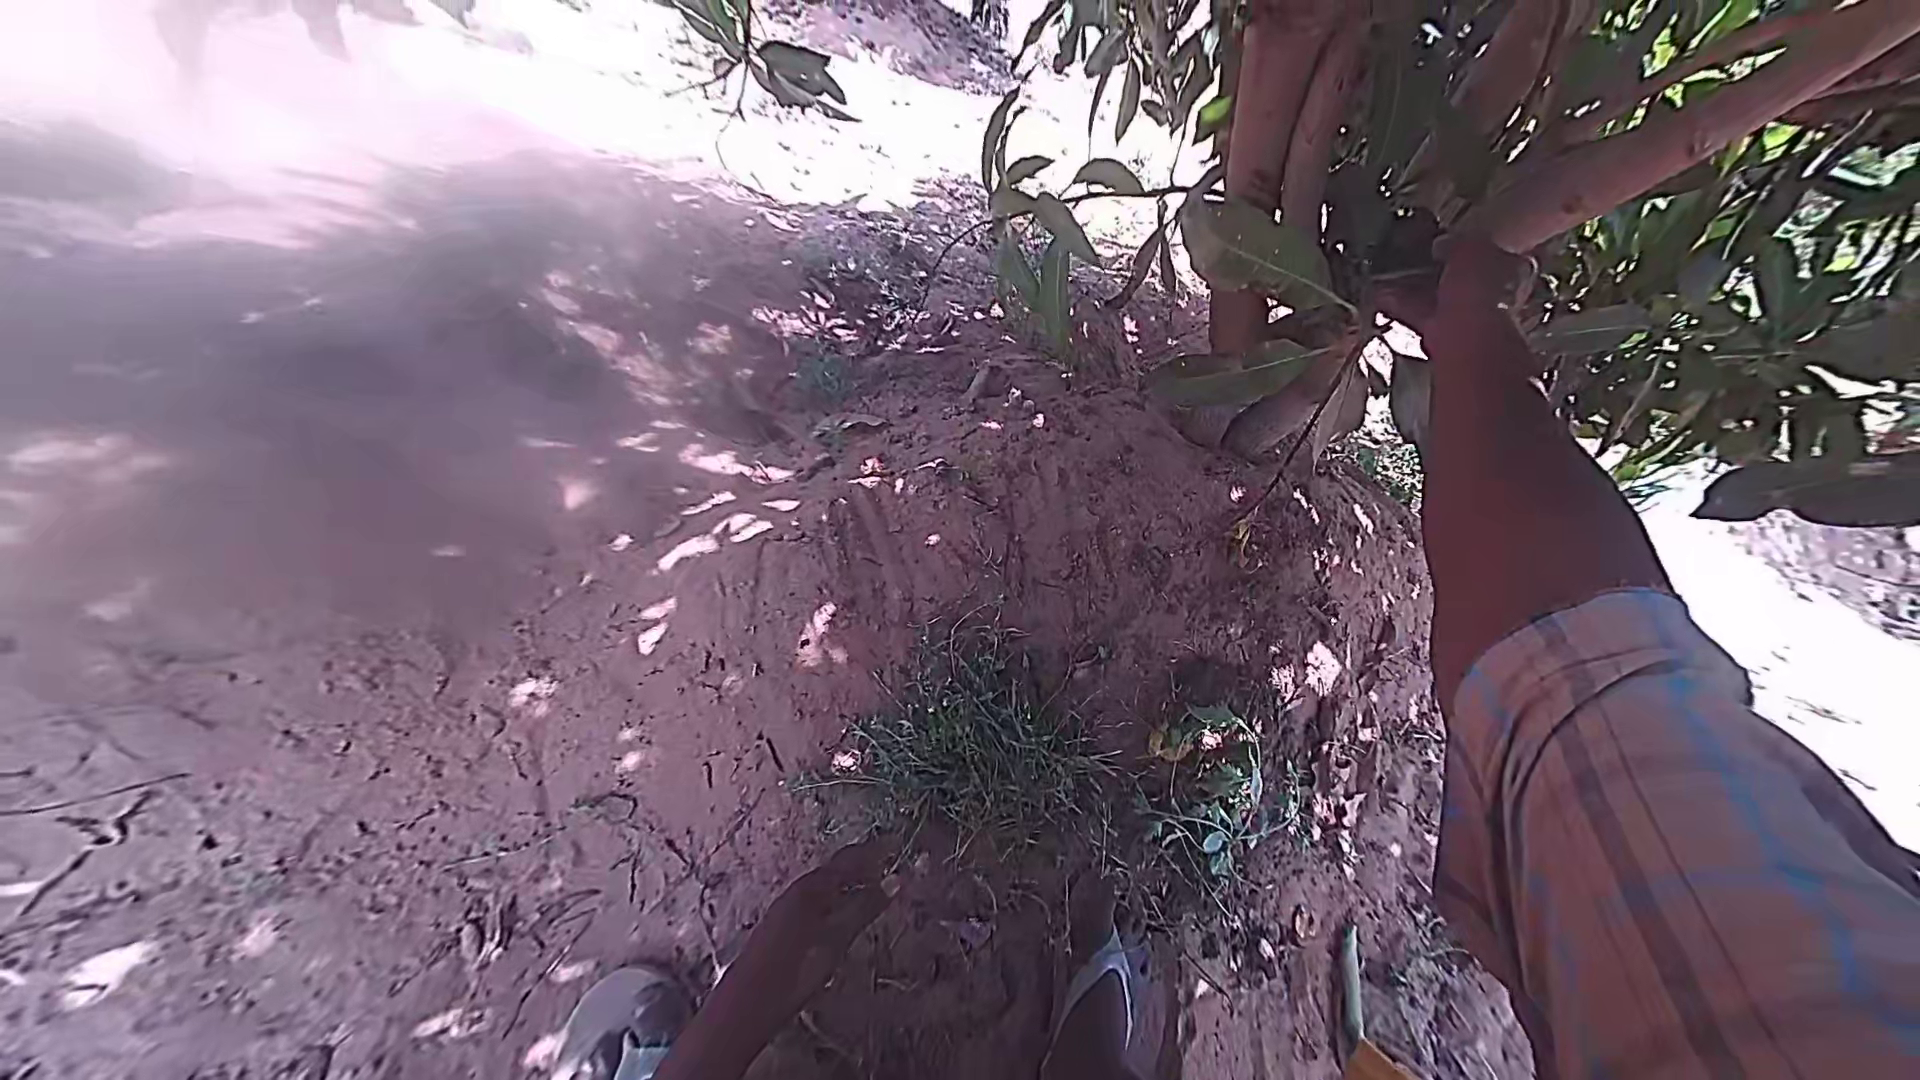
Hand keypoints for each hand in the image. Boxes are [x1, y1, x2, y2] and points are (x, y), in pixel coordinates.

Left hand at [704, 838, 898, 1036]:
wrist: (746, 1003)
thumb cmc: (795, 971)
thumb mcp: (836, 939)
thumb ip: (865, 908)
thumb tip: (896, 880)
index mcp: (813, 887)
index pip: (850, 859)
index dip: (875, 851)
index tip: (897, 843)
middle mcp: (800, 888)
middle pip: (837, 868)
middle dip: (863, 863)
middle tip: (889, 861)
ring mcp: (788, 904)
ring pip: (826, 882)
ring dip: (850, 879)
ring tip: (873, 882)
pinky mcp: (783, 921)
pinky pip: (817, 895)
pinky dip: (836, 893)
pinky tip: (842, 906)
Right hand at [1374, 234, 1531, 337]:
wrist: (1466, 336)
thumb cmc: (1480, 290)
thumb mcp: (1471, 250)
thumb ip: (1457, 242)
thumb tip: (1443, 240)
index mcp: (1511, 267)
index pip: (1487, 250)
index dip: (1462, 246)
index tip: (1439, 243)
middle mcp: (1492, 292)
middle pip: (1457, 276)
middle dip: (1430, 270)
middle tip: (1407, 262)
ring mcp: (1466, 314)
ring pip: (1434, 296)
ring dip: (1411, 290)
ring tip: (1386, 281)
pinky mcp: (1441, 333)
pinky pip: (1419, 314)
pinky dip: (1401, 307)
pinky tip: (1382, 299)